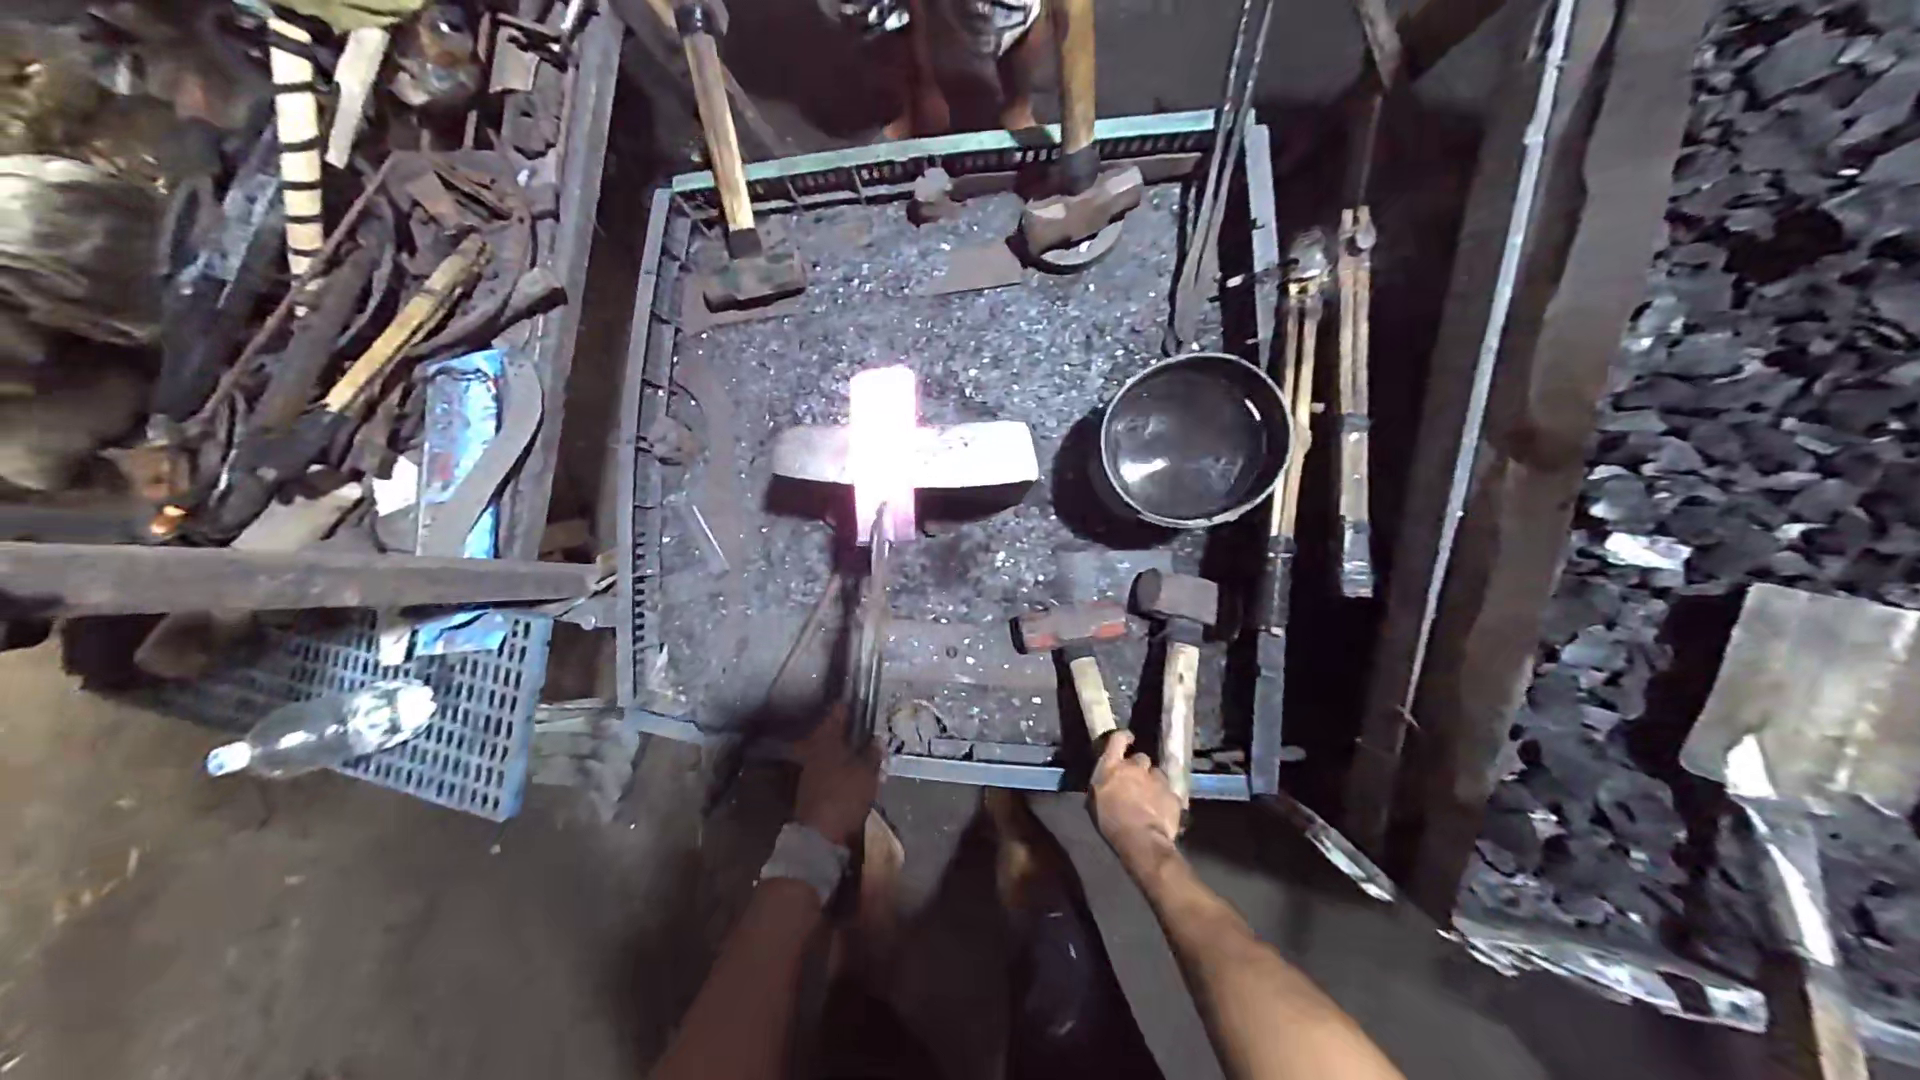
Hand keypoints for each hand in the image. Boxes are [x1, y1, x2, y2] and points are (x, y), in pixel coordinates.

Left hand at [793, 704, 881, 846]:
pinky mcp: (810, 788)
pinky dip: (840, 767)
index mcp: (826, 740)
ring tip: (863, 753)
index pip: (837, 713)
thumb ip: (872, 753)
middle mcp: (813, 750)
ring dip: (844, 750)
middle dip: (847, 731)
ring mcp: (809, 770)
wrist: (819, 836)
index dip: (848, 706)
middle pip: (830, 733)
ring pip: (829, 751)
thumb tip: (877, 739)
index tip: (859, 702)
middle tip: (864, 729)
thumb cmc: (844, 796)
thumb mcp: (866, 773)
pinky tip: (853, 773)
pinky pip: (828, 769)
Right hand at [1089, 732, 1182, 872]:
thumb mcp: (1095, 800)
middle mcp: (1136, 767)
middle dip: (1139, 768)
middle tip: (1136, 782)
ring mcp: (1157, 779)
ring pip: (1157, 774)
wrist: (1141, 839)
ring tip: (1150, 797)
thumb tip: (1107, 779)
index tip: (1128, 738)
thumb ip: (1103, 783)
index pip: (1118, 739)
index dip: (1123, 737)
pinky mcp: (1172, 794)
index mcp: (1112, 766)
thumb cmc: (1110, 821)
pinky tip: (1162, 810)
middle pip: (1141, 758)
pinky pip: (1169, 792)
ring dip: (1153, 782)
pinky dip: (1165, 798)